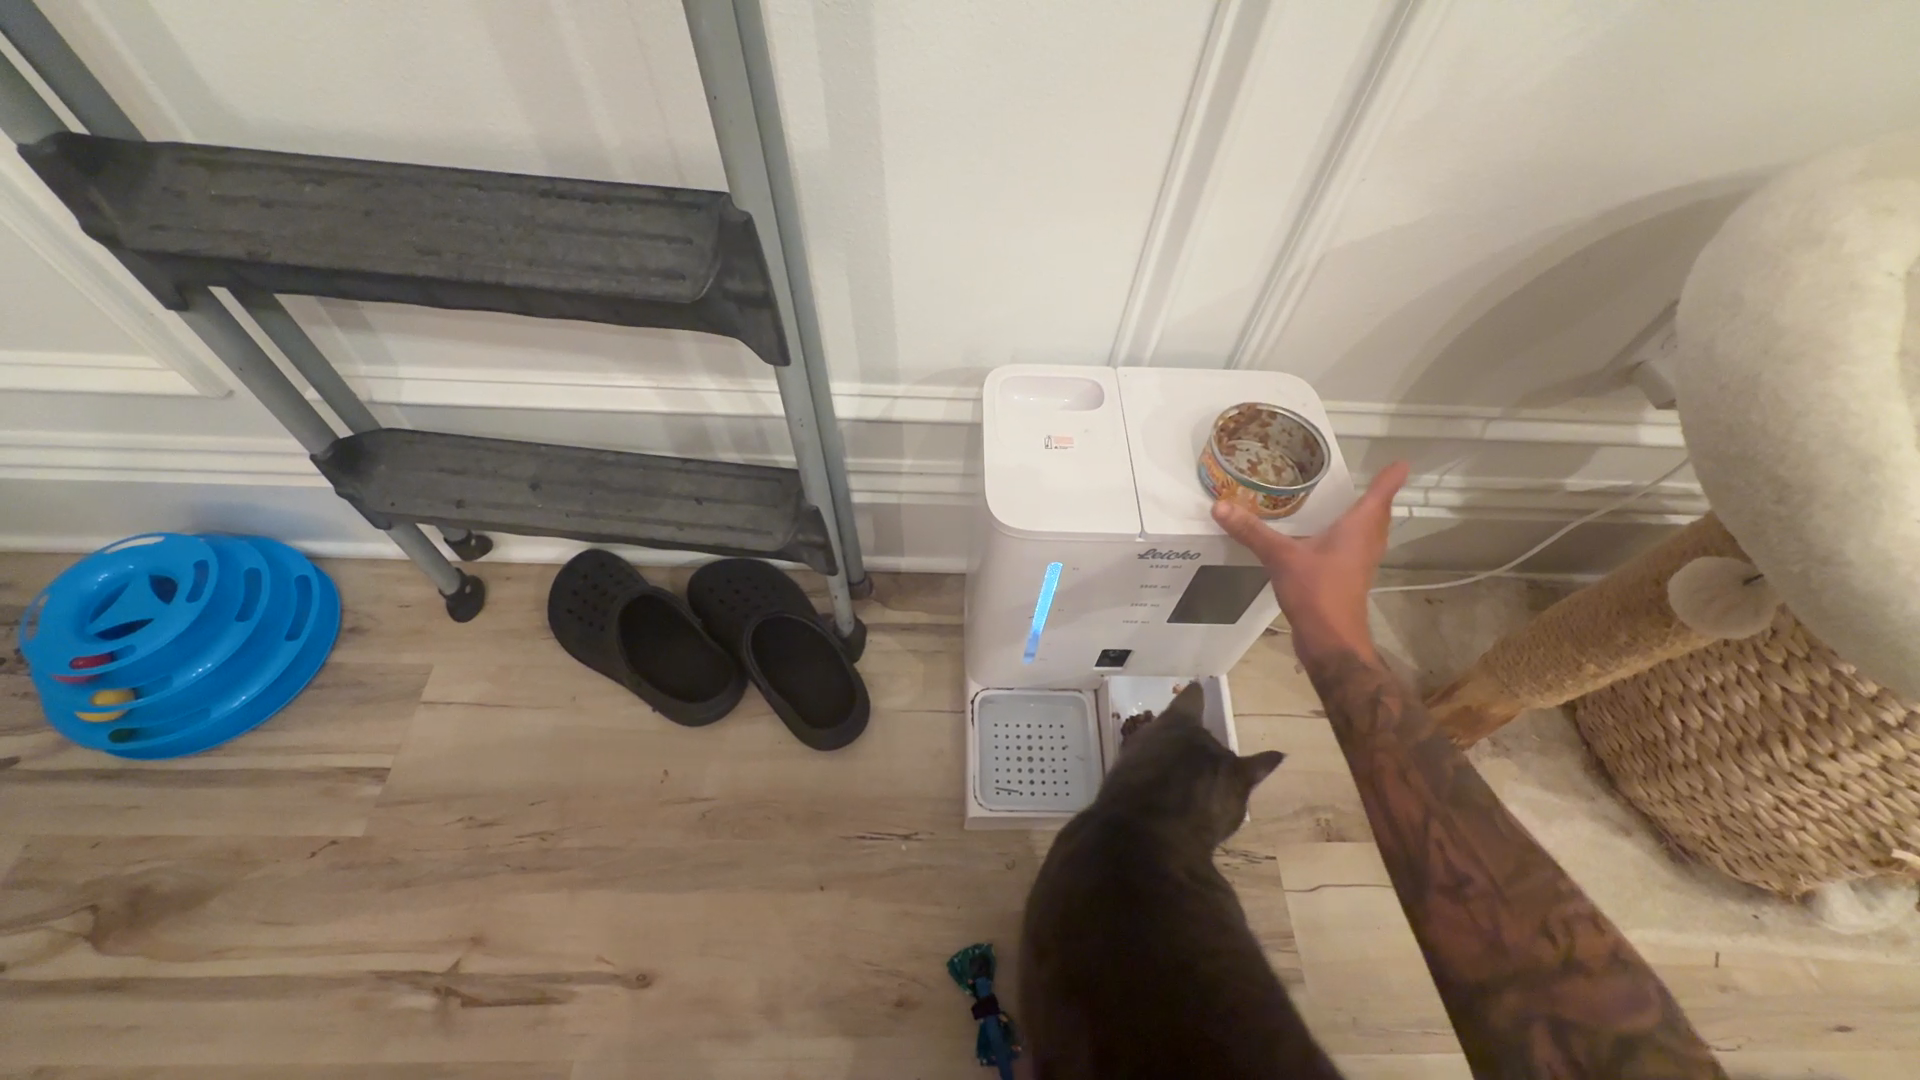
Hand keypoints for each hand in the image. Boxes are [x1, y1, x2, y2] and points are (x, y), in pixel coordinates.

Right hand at [1211, 461, 1409, 664]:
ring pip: (1368, 533)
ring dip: (1363, 518)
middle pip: (1378, 514)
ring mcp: (1359, 563)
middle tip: (1368, 479)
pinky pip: (1353, 549)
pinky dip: (1346, 538)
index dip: (1390, 478)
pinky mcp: (1347, 580)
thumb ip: (1252, 532)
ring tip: (1345, 504)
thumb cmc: (1318, 592)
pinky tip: (1324, 539)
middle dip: (1376, 496)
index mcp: (1358, 529)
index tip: (1399, 463)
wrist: (1331, 641)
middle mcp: (1365, 542)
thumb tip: (1220, 506)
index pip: (1381, 495)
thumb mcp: (1280, 557)